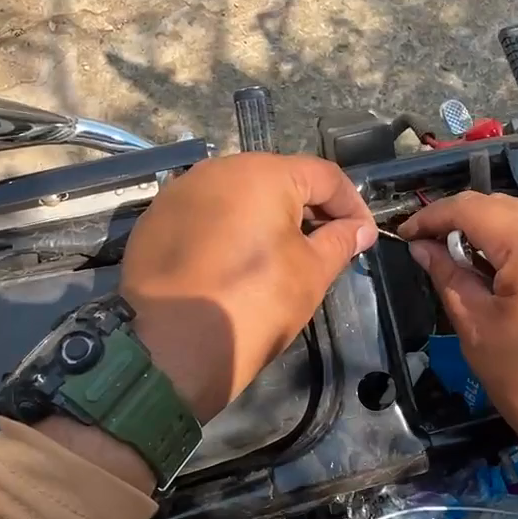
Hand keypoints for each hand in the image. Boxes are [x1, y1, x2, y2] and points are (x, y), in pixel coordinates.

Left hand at [121, 153, 374, 422]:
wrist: (167, 350)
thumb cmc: (253, 303)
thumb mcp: (311, 273)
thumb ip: (339, 242)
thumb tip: (359, 229)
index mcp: (263, 173)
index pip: (324, 176)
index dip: (351, 205)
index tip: (362, 237)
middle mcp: (219, 169)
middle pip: (279, 180)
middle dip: (308, 210)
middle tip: (326, 247)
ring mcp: (181, 191)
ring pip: (239, 195)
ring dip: (266, 219)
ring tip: (281, 256)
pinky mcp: (155, 219)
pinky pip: (206, 214)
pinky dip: (229, 230)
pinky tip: (235, 264)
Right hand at [399, 193, 517, 518]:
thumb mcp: (478, 327)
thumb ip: (449, 275)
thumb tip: (423, 246)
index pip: (473, 208)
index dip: (434, 216)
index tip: (407, 234)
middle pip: (506, 208)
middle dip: (466, 221)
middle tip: (434, 247)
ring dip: (498, 233)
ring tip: (470, 262)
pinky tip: (512, 277)